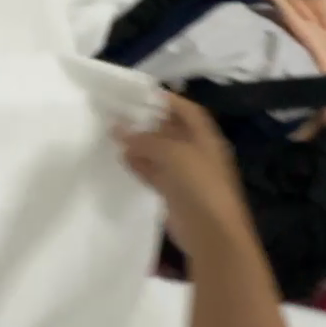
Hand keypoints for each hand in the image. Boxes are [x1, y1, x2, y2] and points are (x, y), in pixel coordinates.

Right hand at [116, 95, 259, 257]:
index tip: (140, 94)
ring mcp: (185, 173)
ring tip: (114, 135)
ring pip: (159, 151)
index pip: (187, 111)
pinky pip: (152, 172)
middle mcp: (196, 152)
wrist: (211, 233)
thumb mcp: (173, 154)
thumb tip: (117, 128)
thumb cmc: (199, 185)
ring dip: (139, 143)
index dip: (168, 100)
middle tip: (119, 113)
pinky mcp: (173, 192)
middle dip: (147, 121)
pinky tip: (121, 159)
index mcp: (205, 138)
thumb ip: (144, 139)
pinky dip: (138, 164)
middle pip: (170, 130)